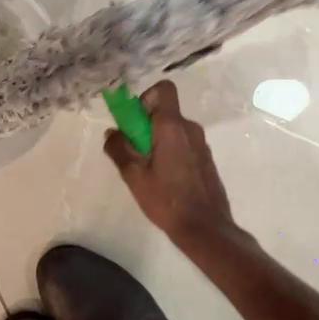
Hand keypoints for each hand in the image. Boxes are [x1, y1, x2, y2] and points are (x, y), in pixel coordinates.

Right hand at [104, 81, 237, 246]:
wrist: (206, 228)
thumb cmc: (167, 200)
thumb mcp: (133, 176)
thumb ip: (119, 149)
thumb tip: (112, 132)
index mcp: (172, 127)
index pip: (163, 90)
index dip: (146, 98)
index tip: (134, 120)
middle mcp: (190, 129)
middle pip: (164, 112)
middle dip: (145, 125)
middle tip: (133, 151)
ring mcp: (201, 145)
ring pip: (173, 130)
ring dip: (157, 140)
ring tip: (148, 170)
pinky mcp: (206, 160)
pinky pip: (183, 144)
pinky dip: (170, 152)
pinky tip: (165, 179)